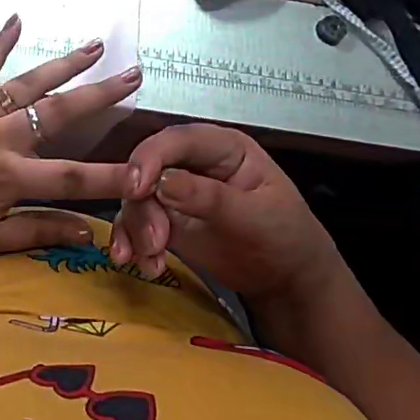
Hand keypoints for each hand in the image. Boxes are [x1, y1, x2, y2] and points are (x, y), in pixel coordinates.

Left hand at [0, 15, 140, 259]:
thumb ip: (39, 232)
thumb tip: (89, 231)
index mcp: (10, 177)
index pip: (72, 178)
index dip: (111, 176)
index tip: (146, 170)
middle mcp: (0, 139)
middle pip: (59, 113)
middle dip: (100, 94)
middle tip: (133, 74)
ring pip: (28, 85)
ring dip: (64, 64)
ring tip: (95, 45)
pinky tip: (17, 18)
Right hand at [110, 124, 346, 302]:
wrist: (287, 279)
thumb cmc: (285, 236)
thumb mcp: (255, 216)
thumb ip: (211, 198)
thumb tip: (163, 182)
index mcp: (223, 148)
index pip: (179, 140)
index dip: (151, 157)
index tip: (136, 188)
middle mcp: (194, 163)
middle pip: (149, 167)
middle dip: (142, 202)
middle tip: (153, 240)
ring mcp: (177, 191)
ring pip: (138, 197)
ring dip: (136, 227)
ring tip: (152, 258)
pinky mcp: (167, 219)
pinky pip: (136, 223)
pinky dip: (132, 241)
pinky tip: (141, 263)